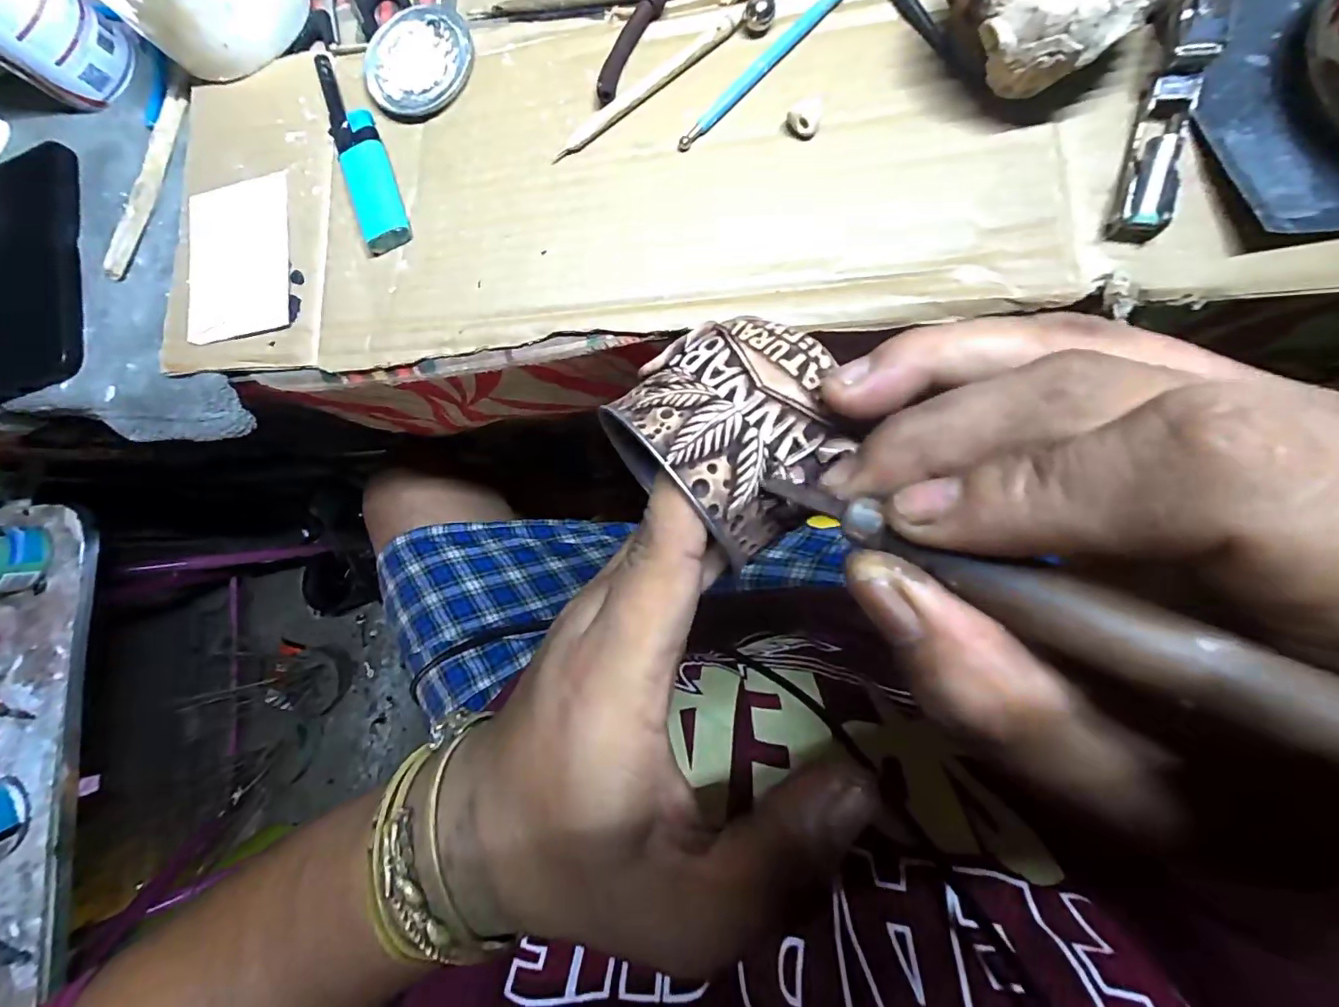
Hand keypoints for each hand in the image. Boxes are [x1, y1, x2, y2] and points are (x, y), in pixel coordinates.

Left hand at [432, 480, 876, 976]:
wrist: (471, 839)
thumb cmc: (570, 869)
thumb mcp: (688, 910)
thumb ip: (781, 854)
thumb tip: (867, 780)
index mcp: (616, 668)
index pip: (665, 550)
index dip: (712, 483)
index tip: (769, 428)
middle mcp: (597, 620)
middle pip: (668, 528)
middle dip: (736, 477)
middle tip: (820, 441)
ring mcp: (587, 616)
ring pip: (657, 539)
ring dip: (717, 498)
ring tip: (797, 470)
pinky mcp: (589, 626)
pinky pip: (648, 563)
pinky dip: (694, 534)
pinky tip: (743, 531)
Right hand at [817, 314, 1338, 998]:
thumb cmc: (1291, 819)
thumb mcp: (1155, 806)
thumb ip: (1014, 704)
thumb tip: (875, 581)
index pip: (1209, 464)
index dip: (1031, 486)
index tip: (905, 531)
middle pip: (1107, 387)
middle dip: (946, 439)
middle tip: (845, 496)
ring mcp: (1299, 404)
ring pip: (1085, 347)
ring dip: (938, 372)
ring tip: (841, 404)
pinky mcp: (1229, 395)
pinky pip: (1082, 349)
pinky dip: (973, 358)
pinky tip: (899, 376)